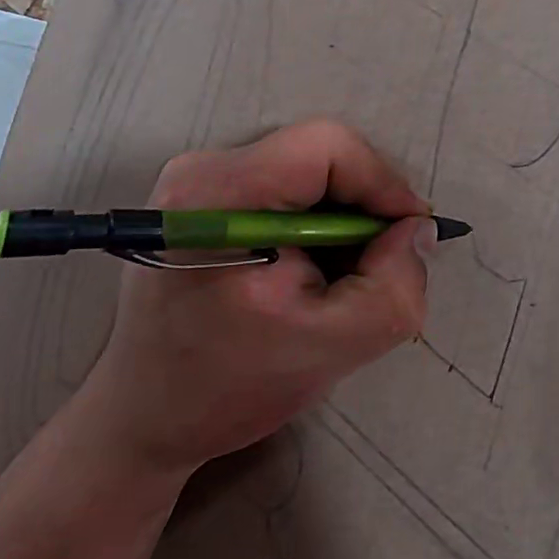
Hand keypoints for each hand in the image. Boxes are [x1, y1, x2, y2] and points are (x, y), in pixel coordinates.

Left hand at [68, 120, 434, 475]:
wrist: (141, 413)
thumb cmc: (226, 386)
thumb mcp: (330, 349)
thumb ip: (394, 287)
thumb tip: (417, 229)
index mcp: (220, 194)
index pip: (326, 146)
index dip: (381, 182)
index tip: (409, 235)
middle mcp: (202, 167)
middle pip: (316, 156)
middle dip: (361, 207)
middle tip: (376, 265)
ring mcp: (196, 177)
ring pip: (303, 172)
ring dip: (337, 218)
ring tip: (335, 277)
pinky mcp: (201, 194)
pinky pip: (280, 187)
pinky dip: (310, 222)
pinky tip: (305, 270)